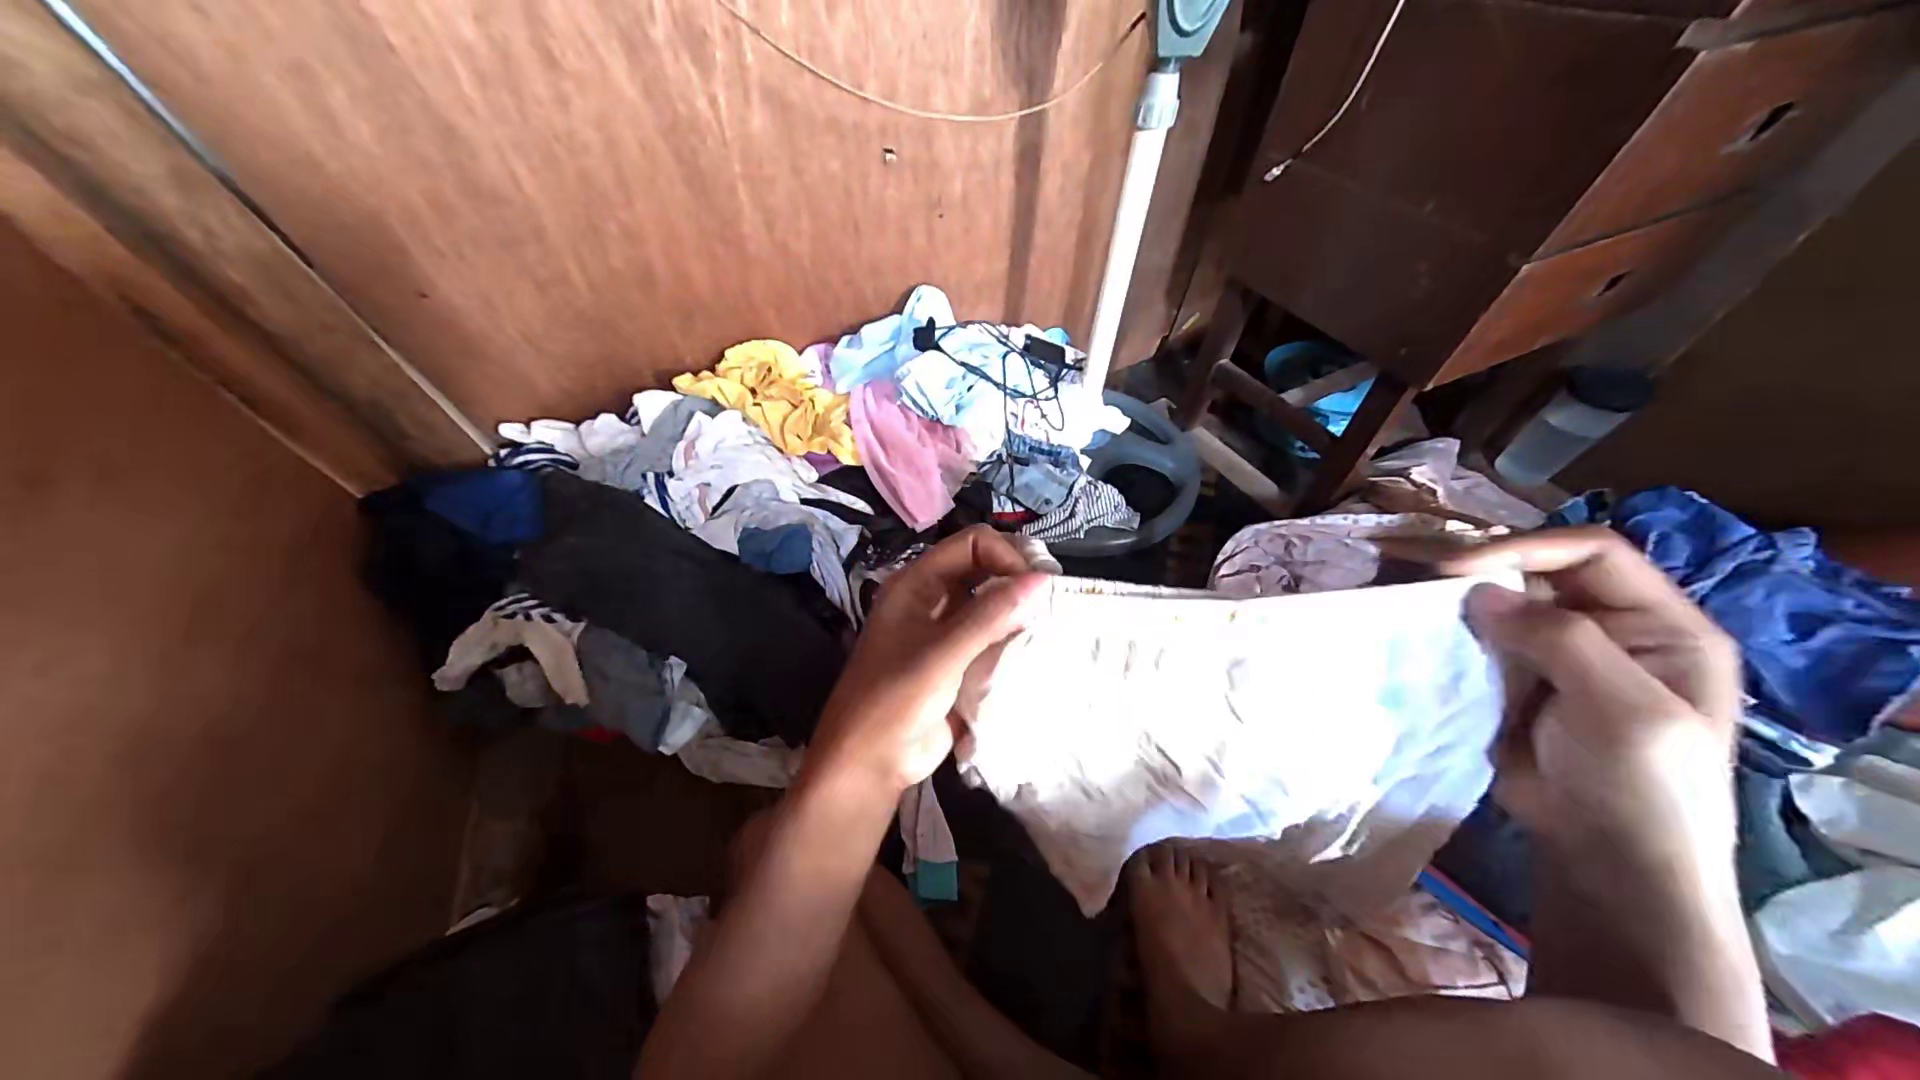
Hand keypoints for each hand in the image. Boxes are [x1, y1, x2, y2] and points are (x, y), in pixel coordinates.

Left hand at [806, 526, 1046, 794]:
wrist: (869, 764)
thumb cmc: (895, 701)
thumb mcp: (942, 654)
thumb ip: (991, 615)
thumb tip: (1042, 579)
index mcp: (917, 583)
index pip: (972, 544)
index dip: (1006, 556)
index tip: (1037, 587)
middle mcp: (933, 600)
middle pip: (985, 570)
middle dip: (1018, 582)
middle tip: (1051, 604)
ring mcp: (946, 632)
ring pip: (993, 605)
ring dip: (1019, 613)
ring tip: (1047, 628)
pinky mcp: (960, 663)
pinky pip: (994, 639)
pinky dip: (1014, 641)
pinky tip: (1035, 651)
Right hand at [1440, 528, 1742, 867]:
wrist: (1606, 858)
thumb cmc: (1641, 786)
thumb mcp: (1626, 710)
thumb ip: (1563, 641)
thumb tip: (1479, 592)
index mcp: (1662, 626)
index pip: (1594, 552)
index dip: (1529, 547)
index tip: (1460, 569)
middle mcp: (1610, 629)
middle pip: (1540, 572)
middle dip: (1486, 572)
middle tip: (1429, 585)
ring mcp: (1557, 656)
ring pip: (1501, 605)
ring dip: (1461, 604)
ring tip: (1419, 608)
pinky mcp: (1513, 679)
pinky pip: (1477, 640)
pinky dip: (1450, 634)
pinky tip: (1425, 637)